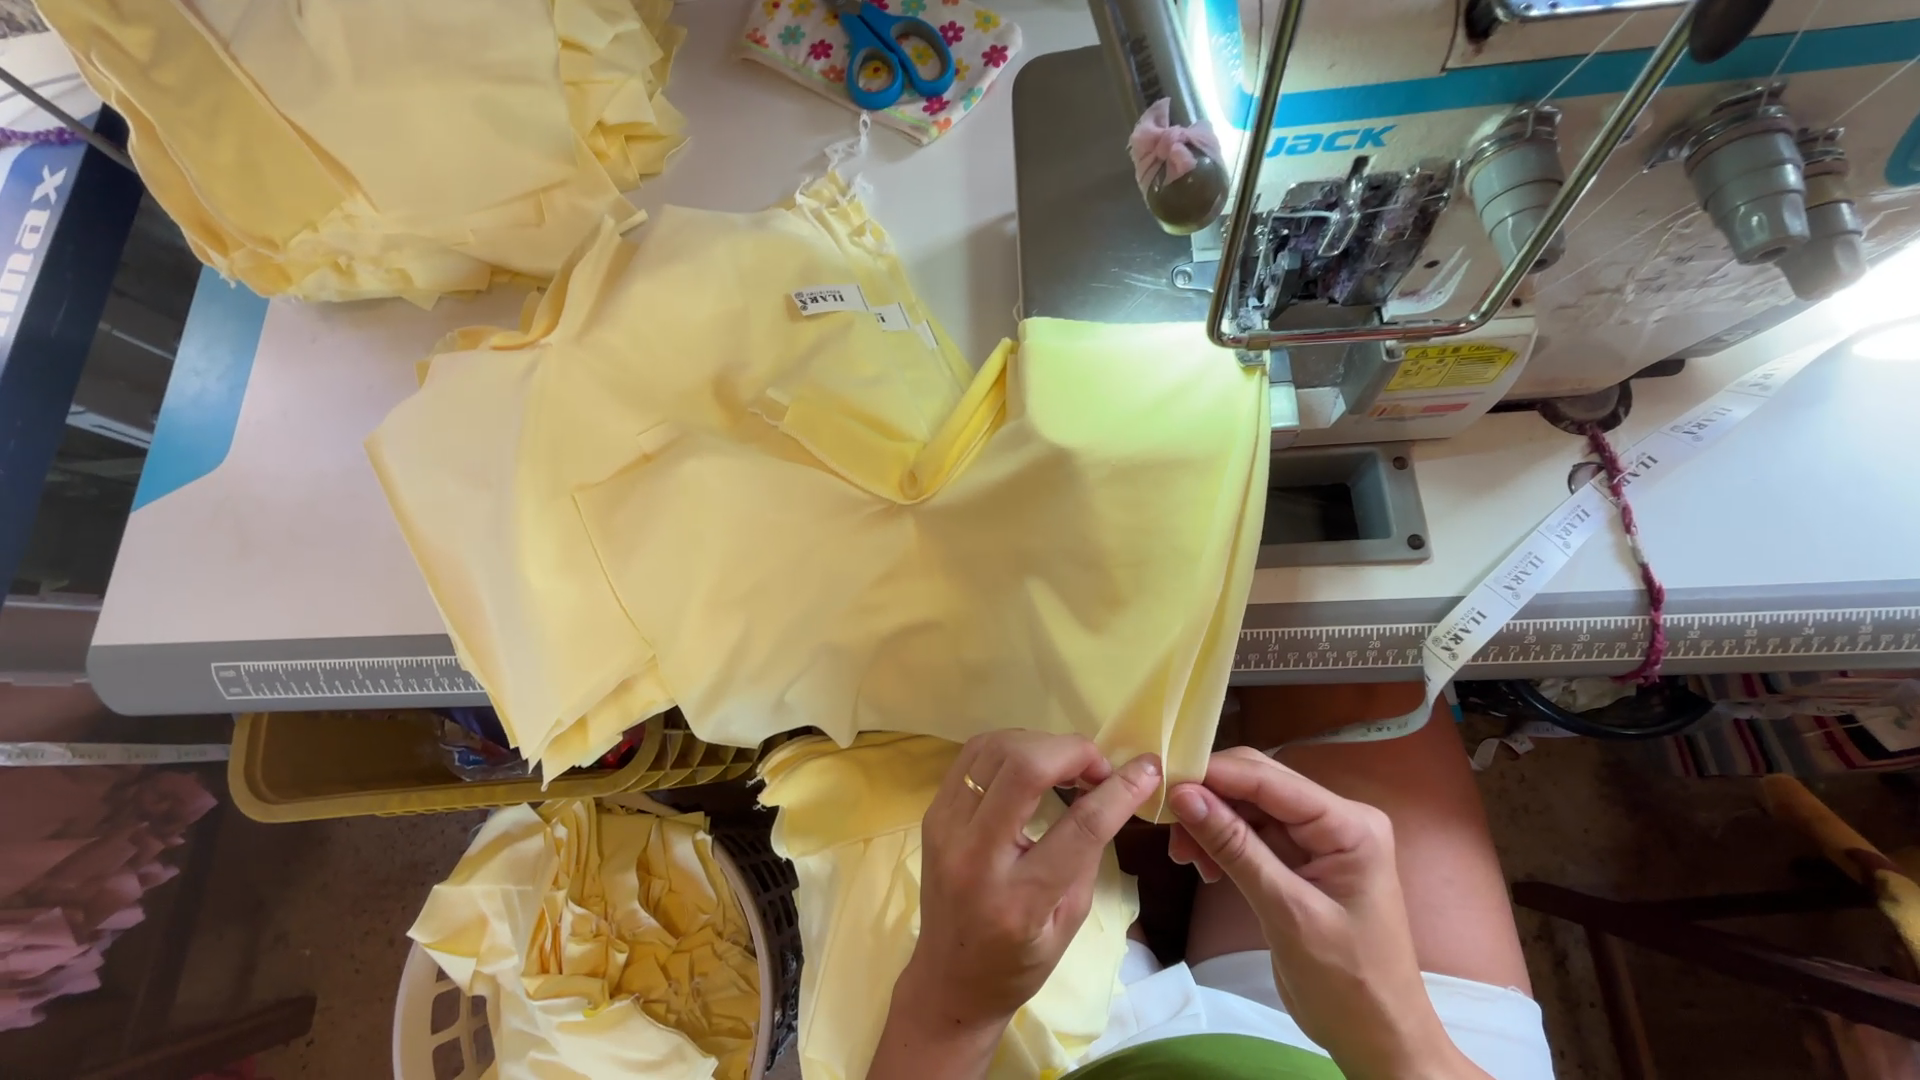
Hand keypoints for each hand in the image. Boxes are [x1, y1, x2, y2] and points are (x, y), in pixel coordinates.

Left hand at [869, 731, 1161, 1079]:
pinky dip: (1011, 746)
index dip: (1119, 789)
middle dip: (1072, 751)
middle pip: (1023, 768)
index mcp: (1020, 899)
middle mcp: (974, 856)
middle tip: (1097, 768)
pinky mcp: (932, 812)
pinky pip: (973, 755)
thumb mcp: (1072, 918)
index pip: (1079, 827)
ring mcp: (944, 828)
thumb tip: (1115, 786)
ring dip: (1041, 743)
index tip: (1147, 768)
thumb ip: (1090, 849)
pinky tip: (1034, 762)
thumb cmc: (1019, 960)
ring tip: (1067, 763)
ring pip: (994, 749)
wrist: (949, 979)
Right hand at [1167, 748, 1489, 1079]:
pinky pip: (1249, 832)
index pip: (1270, 779)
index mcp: (1349, 824)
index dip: (1215, 774)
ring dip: (1209, 822)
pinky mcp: (1297, 858)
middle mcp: (1334, 818)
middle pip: (1257, 783)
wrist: (1378, 1041)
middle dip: (1208, 797)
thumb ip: (1235, 847)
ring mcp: (1316, 838)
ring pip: (1246, 805)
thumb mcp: (1287, 912)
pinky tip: (1203, 867)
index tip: (1163, 784)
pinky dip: (1220, 843)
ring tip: (1183, 855)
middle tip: (1166, 822)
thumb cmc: (1347, 982)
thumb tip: (1182, 795)